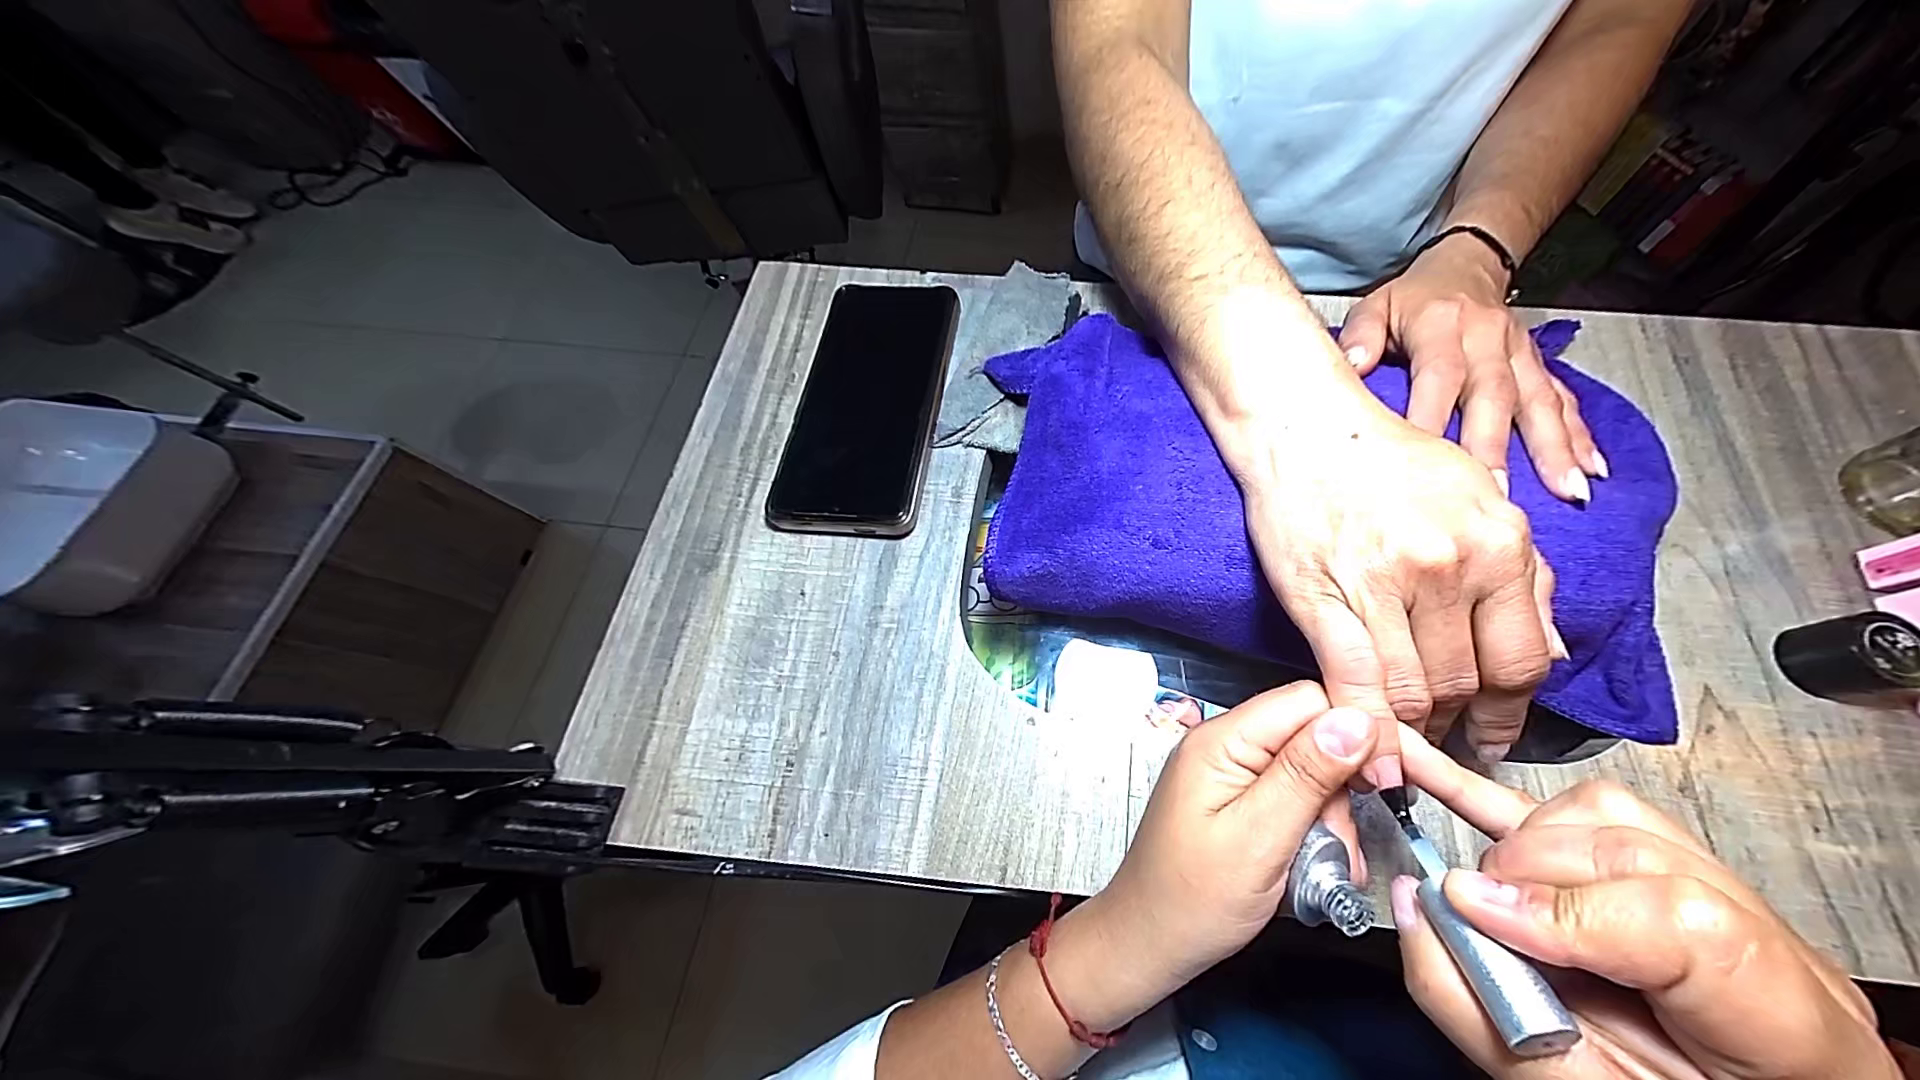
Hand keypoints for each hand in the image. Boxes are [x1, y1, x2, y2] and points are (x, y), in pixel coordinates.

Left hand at [1067, 684, 1385, 1023]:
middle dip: (1342, 783)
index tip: (1382, 782)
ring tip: (1325, 859)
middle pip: (1311, 731)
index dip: (1354, 732)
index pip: (1306, 700)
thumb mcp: (1258, 837)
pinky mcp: (1239, 794)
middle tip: (1342, 837)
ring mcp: (1231, 768)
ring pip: (1310, 765)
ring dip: (1332, 812)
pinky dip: (1316, 823)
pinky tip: (1316, 858)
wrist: (1153, 936)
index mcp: (1220, 740)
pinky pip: (1294, 791)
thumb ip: (1306, 775)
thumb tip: (1355, 719)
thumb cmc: (1191, 896)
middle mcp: (1224, 743)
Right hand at [1234, 392, 1561, 757]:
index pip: (1521, 657)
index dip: (1509, 711)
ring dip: (1412, 729)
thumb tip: (1543, 646)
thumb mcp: (1473, 495)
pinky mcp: (1325, 596)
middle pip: (1465, 680)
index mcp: (1499, 541)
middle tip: (1440, 742)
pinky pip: (1355, 677)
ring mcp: (1386, 583)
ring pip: (1414, 688)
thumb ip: (1517, 570)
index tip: (1492, 734)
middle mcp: (1452, 566)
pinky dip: (1369, 727)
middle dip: (1455, 724)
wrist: (1301, 429)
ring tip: (1403, 744)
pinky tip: (1376, 762)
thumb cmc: (1380, 457)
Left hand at [1338, 232, 1602, 503]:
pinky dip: (1579, 434)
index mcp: (1441, 326)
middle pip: (1493, 397)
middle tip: (1494, 492)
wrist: (1463, 264)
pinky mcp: (1537, 364)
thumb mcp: (1374, 307)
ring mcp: (1518, 353)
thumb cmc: (1409, 299)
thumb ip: (1360, 337)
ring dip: (1552, 448)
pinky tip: (1592, 468)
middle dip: (1495, 447)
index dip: (1432, 418)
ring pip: (1538, 401)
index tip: (1424, 461)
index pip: (1438, 377)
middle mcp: (1486, 340)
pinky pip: (1563, 399)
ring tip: (1566, 491)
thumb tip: (1352, 364)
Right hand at [1394, 737, 1898, 1078]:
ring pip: (1603, 814)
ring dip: (1517, 843)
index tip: (1473, 912)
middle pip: (1629, 851)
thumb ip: (1482, 1008)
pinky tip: (1428, 766)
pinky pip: (1574, 808)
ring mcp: (1719, 891)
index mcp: (1788, 1031)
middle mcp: (1767, 943)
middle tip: (1473, 919)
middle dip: (1521, 876)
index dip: (1563, 908)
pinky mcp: (1653, 859)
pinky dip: (1491, 788)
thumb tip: (1418, 907)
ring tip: (1487, 891)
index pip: (1686, 921)